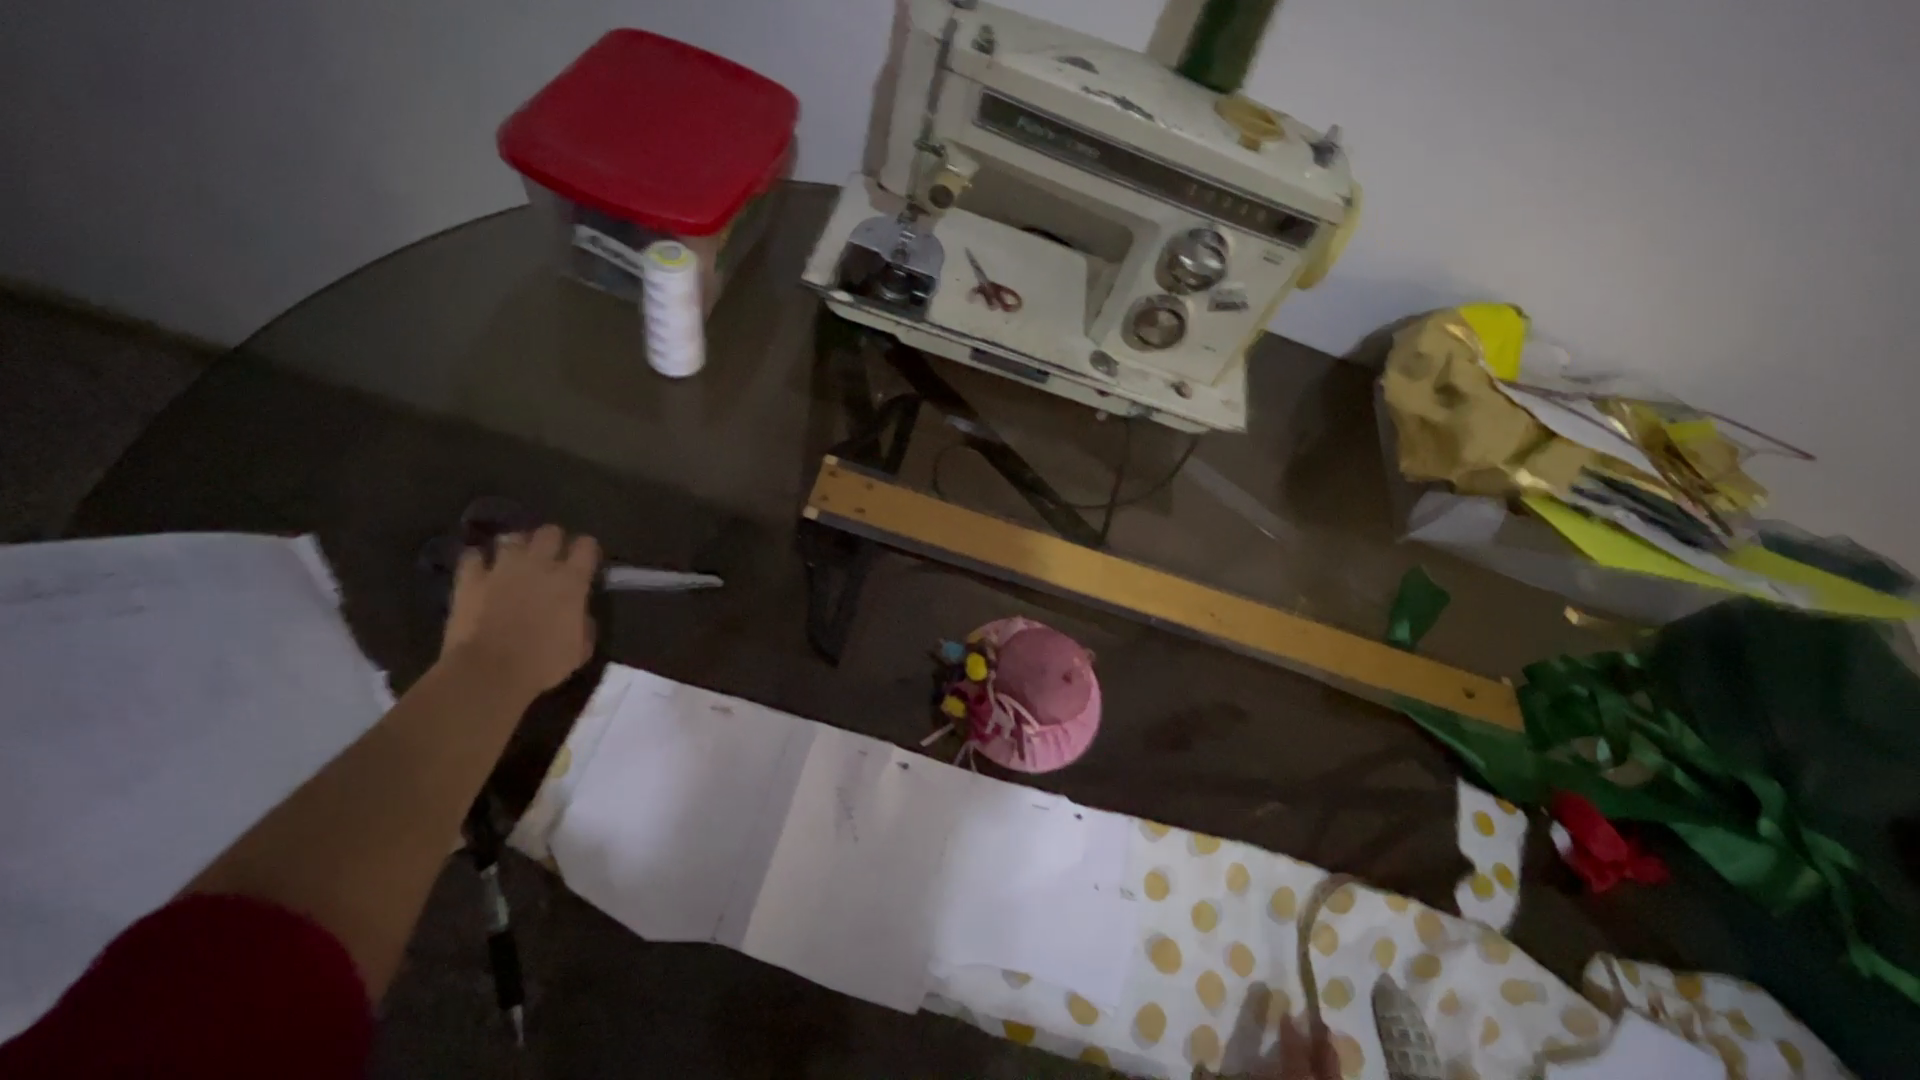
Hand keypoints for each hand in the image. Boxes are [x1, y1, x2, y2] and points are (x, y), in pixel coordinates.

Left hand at [441, 524, 598, 699]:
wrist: (489, 672)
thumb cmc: (543, 664)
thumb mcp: (580, 649)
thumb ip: (584, 624)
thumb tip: (580, 614)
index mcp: (571, 581)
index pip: (586, 546)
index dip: (587, 550)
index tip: (585, 561)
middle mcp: (539, 564)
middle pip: (549, 532)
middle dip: (552, 541)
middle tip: (550, 558)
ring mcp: (502, 568)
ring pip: (512, 538)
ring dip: (516, 546)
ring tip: (515, 560)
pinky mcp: (470, 578)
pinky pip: (473, 557)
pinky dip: (478, 561)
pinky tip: (480, 570)